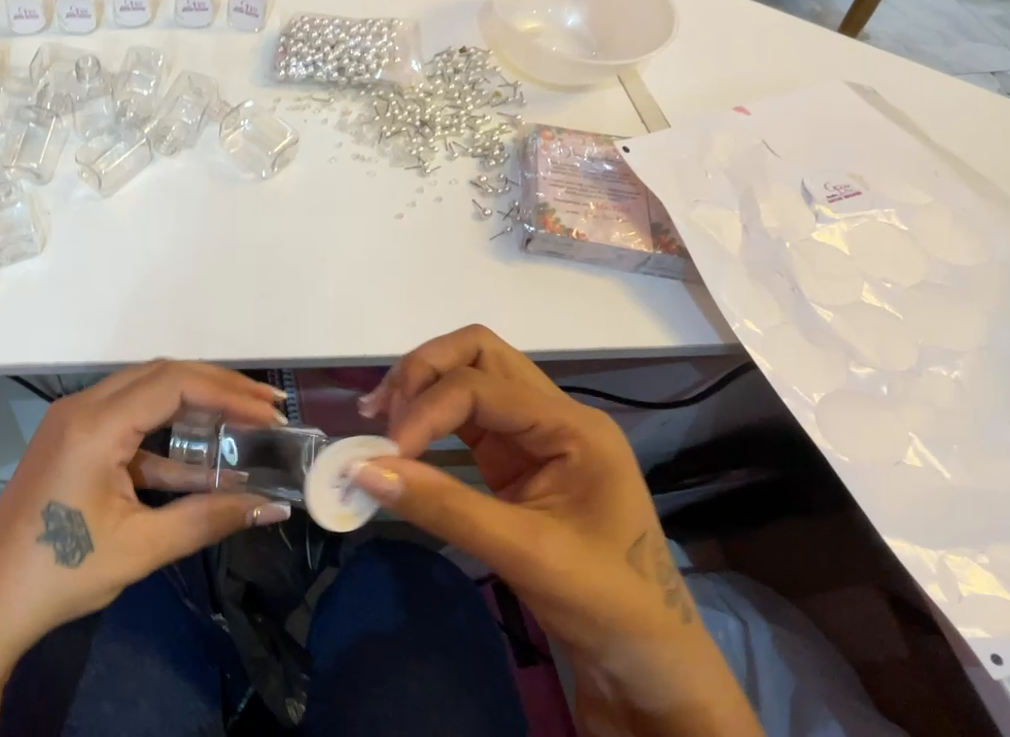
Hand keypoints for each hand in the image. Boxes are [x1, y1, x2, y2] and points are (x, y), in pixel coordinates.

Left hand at [0, 361, 290, 653]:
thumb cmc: (63, 570)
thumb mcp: (142, 545)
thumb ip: (208, 517)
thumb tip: (271, 507)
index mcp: (93, 423)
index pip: (172, 383)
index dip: (228, 393)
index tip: (271, 412)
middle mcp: (81, 408)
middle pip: (159, 377)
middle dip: (216, 389)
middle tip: (267, 408)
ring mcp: (72, 424)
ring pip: (143, 397)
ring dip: (193, 410)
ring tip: (246, 424)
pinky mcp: (72, 444)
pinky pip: (127, 426)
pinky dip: (166, 441)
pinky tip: (207, 464)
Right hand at [354, 326, 760, 735]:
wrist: (647, 656)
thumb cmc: (604, 600)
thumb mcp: (524, 553)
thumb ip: (442, 506)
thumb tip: (362, 469)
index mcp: (573, 427)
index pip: (478, 387)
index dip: (425, 411)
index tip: (386, 454)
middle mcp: (554, 415)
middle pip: (477, 353)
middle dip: (422, 371)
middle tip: (382, 413)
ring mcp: (534, 434)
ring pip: (468, 373)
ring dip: (420, 386)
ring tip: (378, 419)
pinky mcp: (513, 457)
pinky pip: (463, 415)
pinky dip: (427, 416)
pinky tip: (400, 438)